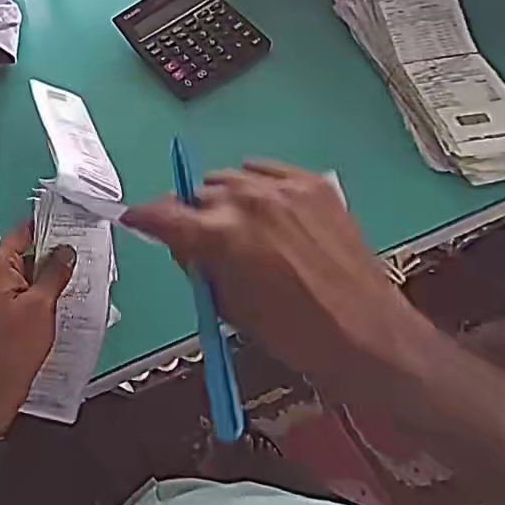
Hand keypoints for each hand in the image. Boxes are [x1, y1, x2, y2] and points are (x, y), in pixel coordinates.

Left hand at [0, 222, 76, 435]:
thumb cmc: (12, 349)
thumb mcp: (41, 306)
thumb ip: (54, 273)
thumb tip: (66, 251)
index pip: (24, 232)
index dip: (49, 226)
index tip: (73, 222)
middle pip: (29, 251)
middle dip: (56, 253)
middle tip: (84, 252)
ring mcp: (0, 293)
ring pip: (32, 272)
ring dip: (53, 275)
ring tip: (80, 276)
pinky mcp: (7, 309)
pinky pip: (30, 290)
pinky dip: (47, 291)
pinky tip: (66, 297)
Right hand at [123, 161, 433, 379]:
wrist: (366, 334)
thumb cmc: (292, 332)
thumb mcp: (228, 306)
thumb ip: (198, 265)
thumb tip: (183, 242)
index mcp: (220, 235)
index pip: (162, 215)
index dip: (145, 218)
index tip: (137, 220)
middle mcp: (246, 201)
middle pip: (196, 194)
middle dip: (190, 215)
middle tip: (197, 236)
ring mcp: (281, 188)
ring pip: (229, 179)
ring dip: (222, 200)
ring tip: (235, 223)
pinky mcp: (311, 184)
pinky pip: (265, 170)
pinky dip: (255, 185)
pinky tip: (262, 205)